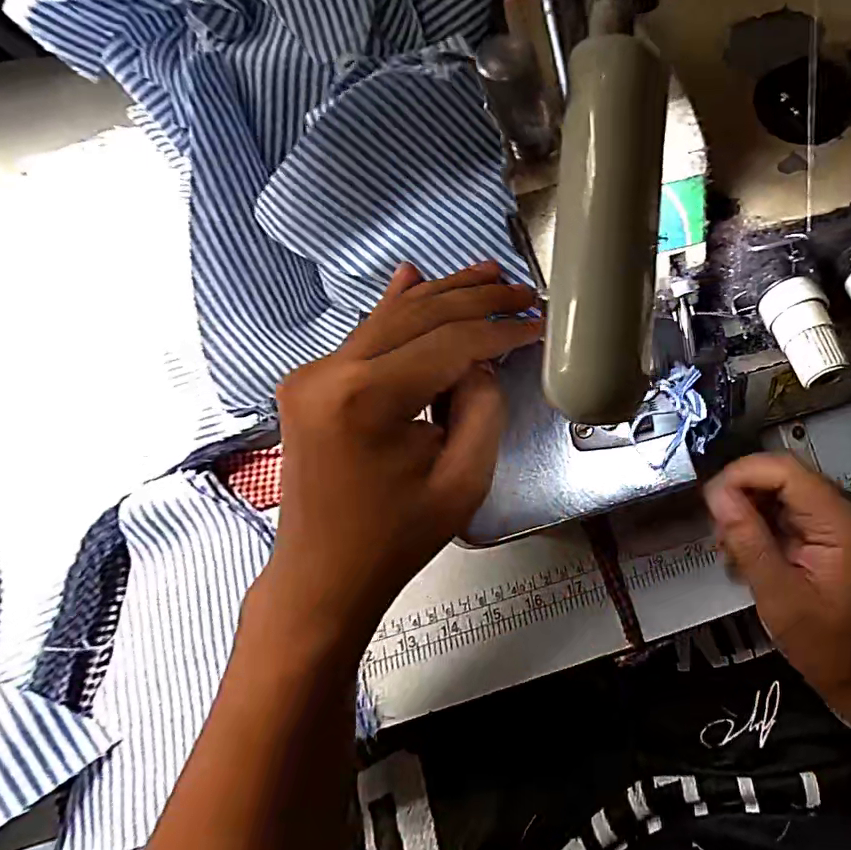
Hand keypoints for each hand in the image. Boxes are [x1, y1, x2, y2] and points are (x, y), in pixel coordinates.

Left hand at [259, 261, 540, 640]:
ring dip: (445, 294)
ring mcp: (313, 375)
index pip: (451, 343)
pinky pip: (366, 333)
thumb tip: (480, 364)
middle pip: (420, 315)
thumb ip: (483, 408)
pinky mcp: (313, 383)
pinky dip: (398, 306)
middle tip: (522, 293)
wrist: (323, 574)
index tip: (537, 324)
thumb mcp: (464, 479)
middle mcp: (329, 374)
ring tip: (489, 275)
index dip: (501, 330)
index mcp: (366, 399)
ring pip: (393, 314)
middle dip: (478, 300)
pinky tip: (414, 277)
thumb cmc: (394, 538)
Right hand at [703, 453, 850, 705]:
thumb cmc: (824, 643)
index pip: (786, 470)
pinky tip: (746, 550)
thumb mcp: (779, 597)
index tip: (710, 502)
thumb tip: (715, 494)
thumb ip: (748, 541)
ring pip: (778, 486)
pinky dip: (759, 520)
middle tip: (718, 534)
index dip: (742, 475)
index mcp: (843, 522)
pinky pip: (785, 505)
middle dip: (742, 495)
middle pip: (782, 474)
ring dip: (747, 509)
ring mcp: (837, 514)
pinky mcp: (827, 524)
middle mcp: (845, 507)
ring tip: (730, 547)